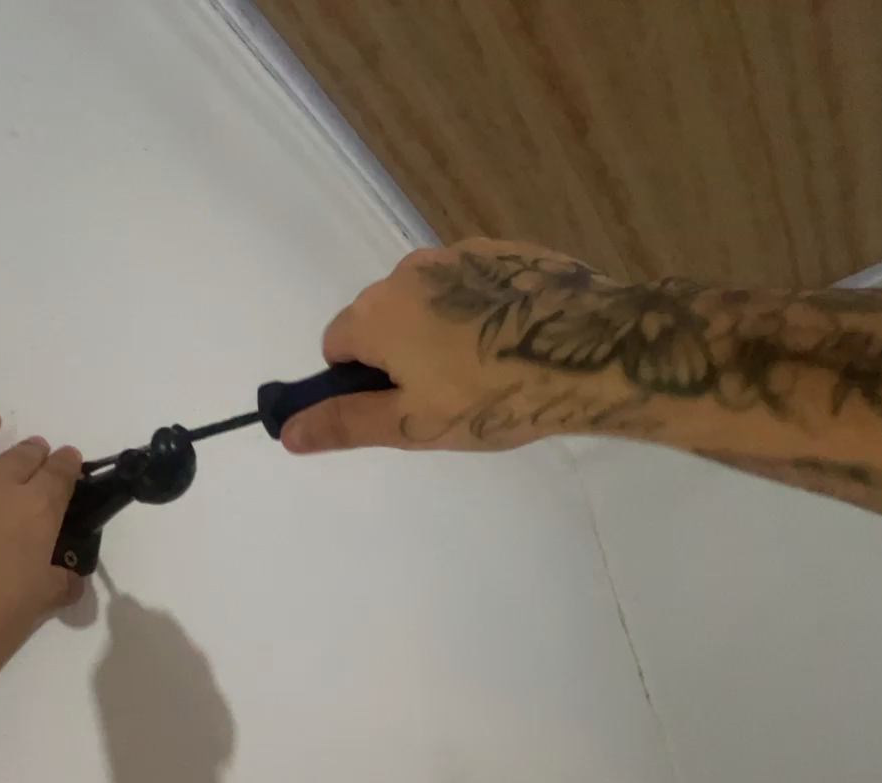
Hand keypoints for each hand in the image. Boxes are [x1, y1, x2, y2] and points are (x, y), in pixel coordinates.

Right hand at [282, 238, 626, 452]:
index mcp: (376, 312)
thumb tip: (286, 432)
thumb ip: (344, 423)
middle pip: (379, 319)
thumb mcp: (411, 423)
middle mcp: (406, 271)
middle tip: (444, 394)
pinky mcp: (504, 251)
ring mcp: (458, 255)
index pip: (336, 345)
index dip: (358, 380)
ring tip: (485, 369)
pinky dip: (475, 311)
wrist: (596, 353)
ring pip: (424, 301)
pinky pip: (467, 286)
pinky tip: (512, 341)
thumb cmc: (492, 397)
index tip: (400, 403)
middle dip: (397, 354)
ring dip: (436, 331)